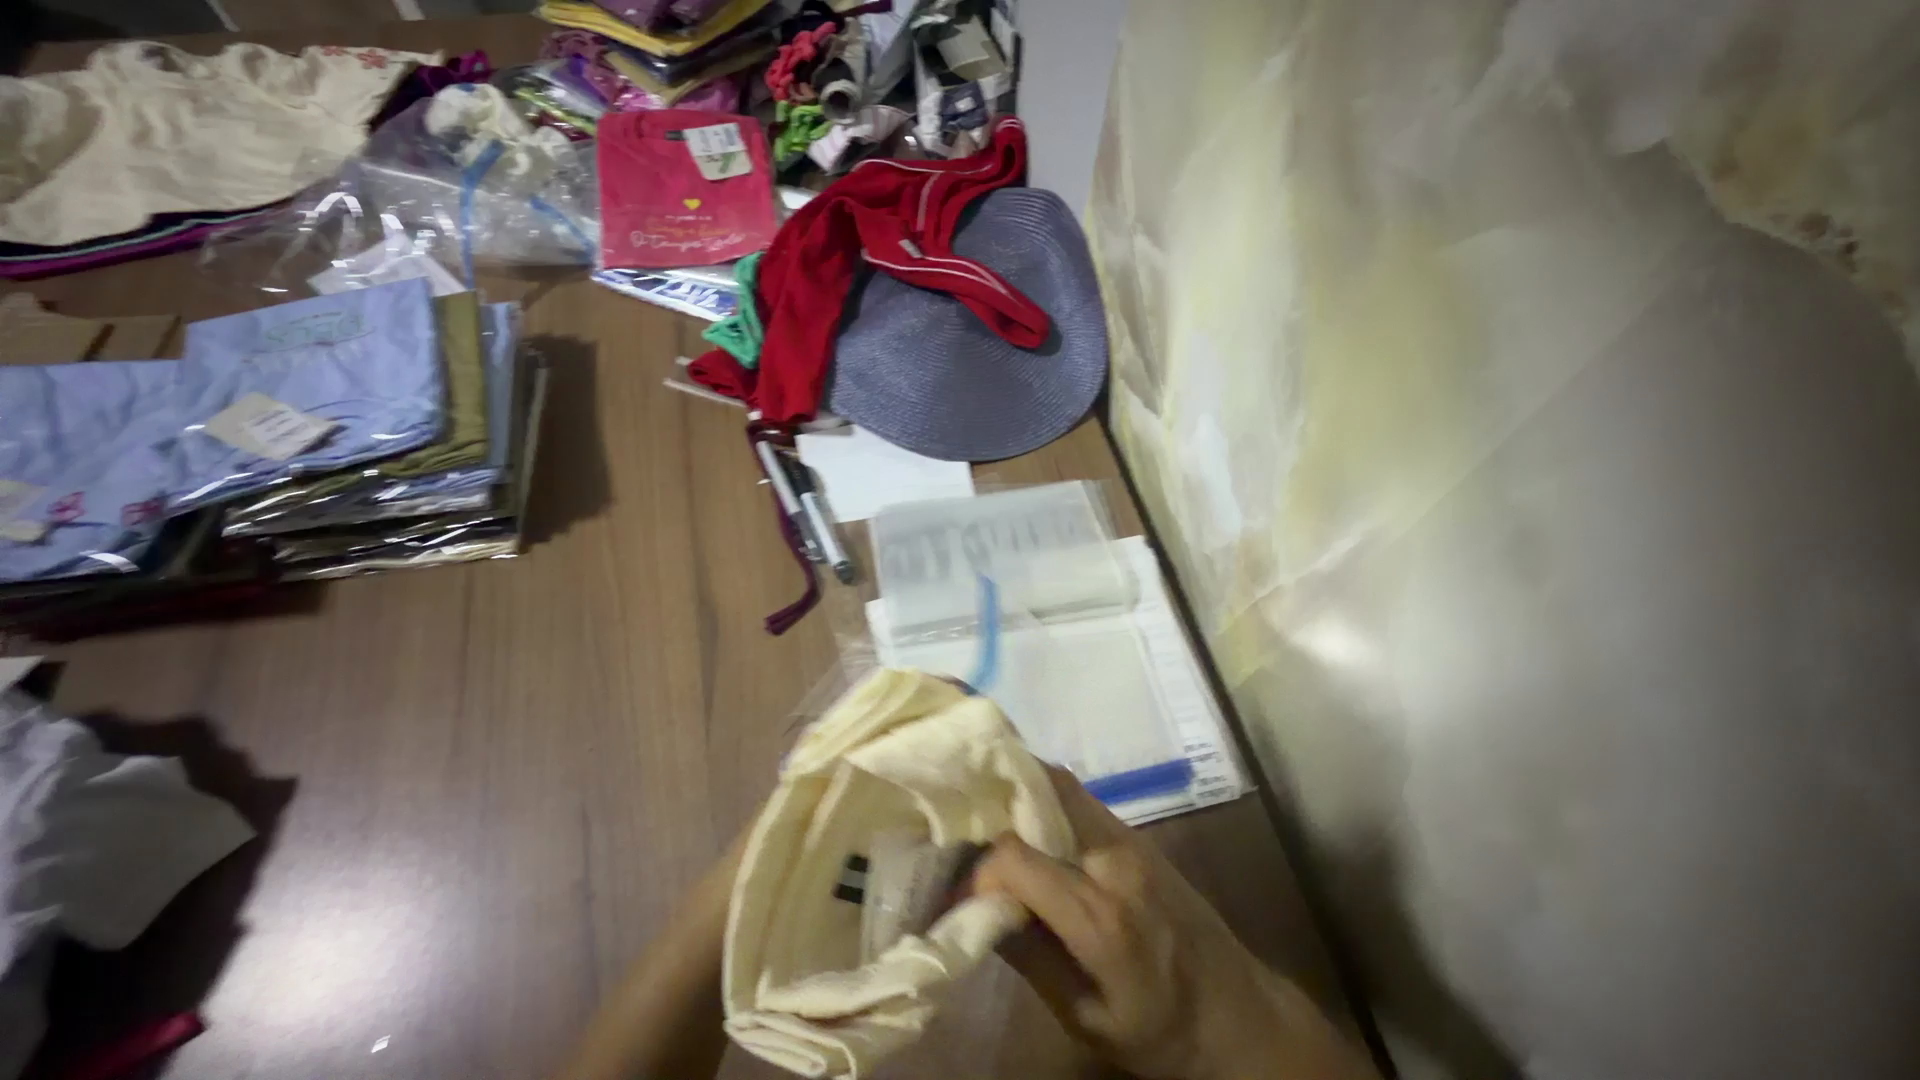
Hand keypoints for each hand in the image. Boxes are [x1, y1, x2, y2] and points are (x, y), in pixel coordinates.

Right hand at [973, 769, 1377, 1079]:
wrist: (1240, 1014)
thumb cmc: (1159, 1030)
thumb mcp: (1085, 1017)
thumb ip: (1029, 957)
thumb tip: (975, 909)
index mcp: (1101, 917)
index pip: (1016, 859)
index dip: (976, 872)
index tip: (956, 895)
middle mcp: (1115, 861)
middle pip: (1043, 791)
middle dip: (991, 796)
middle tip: (954, 818)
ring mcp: (1131, 839)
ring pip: (1061, 784)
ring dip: (1015, 788)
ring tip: (979, 812)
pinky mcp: (1138, 835)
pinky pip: (1078, 798)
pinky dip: (1041, 797)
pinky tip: (1021, 821)